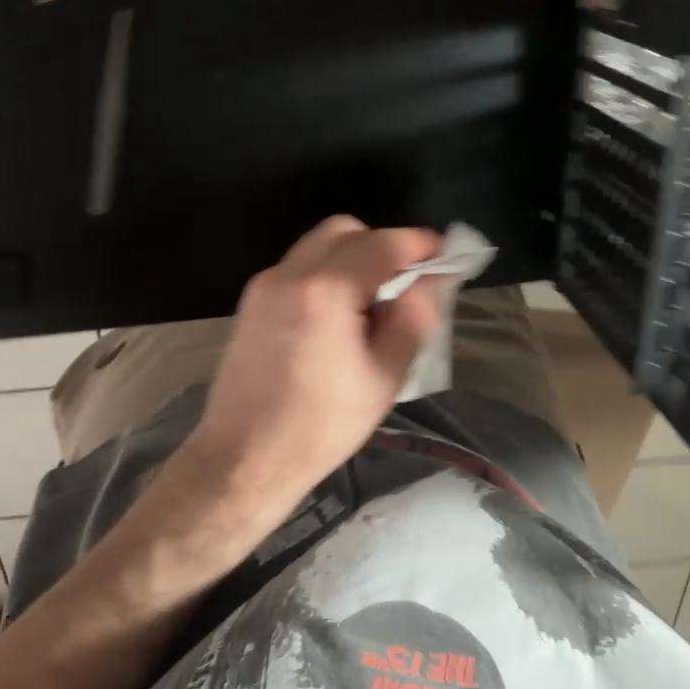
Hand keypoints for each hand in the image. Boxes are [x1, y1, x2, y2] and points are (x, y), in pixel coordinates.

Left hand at [185, 216, 443, 505]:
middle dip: (381, 246)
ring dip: (351, 259)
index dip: (419, 244)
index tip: (444, 256)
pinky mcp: (249, 305)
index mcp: (325, 290)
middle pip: (344, 231)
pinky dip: (324, 276)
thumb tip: (432, 280)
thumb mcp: (385, 377)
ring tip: (372, 306)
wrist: (244, 457)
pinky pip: (296, 270)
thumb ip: (414, 319)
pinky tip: (337, 319)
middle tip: (405, 283)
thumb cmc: (321, 427)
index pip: (382, 243)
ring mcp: (262, 287)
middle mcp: (288, 275)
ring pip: (317, 247)